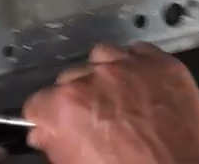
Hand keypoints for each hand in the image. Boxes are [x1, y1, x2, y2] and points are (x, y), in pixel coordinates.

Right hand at [25, 43, 198, 163]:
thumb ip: (55, 145)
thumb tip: (45, 133)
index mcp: (67, 106)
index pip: (37, 102)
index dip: (44, 118)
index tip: (51, 126)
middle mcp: (95, 76)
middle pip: (70, 78)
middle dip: (76, 97)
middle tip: (92, 120)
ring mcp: (130, 64)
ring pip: (103, 56)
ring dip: (105, 75)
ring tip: (118, 99)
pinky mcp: (161, 61)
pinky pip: (138, 52)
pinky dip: (135, 66)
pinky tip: (142, 87)